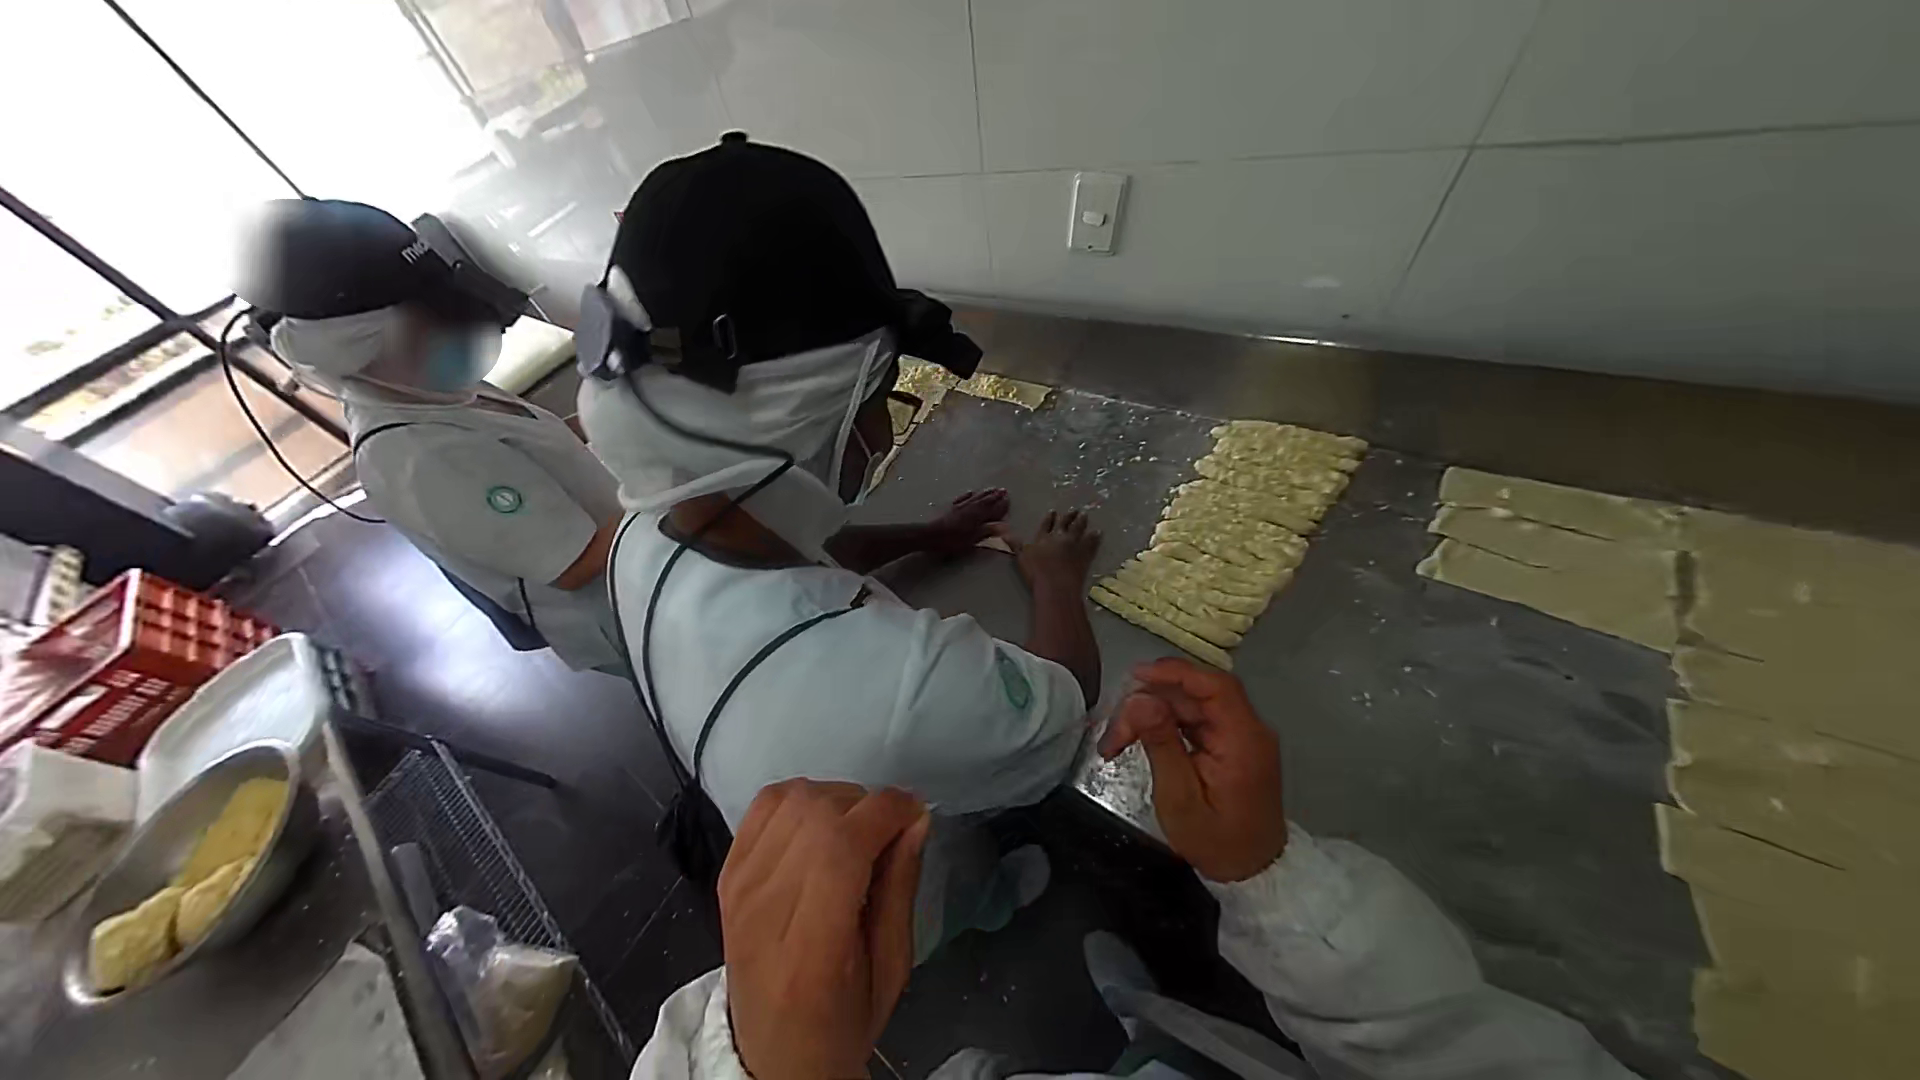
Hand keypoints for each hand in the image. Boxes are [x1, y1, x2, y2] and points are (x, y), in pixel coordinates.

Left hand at [720, 780, 930, 1079]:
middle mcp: (764, 909)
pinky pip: (767, 802)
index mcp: (810, 950)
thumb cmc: (841, 1021)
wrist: (771, 1054)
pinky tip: (820, 825)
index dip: (887, 811)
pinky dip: (802, 799)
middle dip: (868, 805)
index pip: (842, 847)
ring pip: (794, 798)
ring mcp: (739, 886)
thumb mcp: (891, 969)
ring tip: (855, 829)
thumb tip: (916, 817)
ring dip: (837, 799)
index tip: (915, 813)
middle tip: (888, 831)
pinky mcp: (728, 871)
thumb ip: (902, 886)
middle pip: (818, 814)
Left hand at [924, 489, 1010, 555]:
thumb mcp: (972, 539)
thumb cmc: (952, 540)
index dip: (1001, 505)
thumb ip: (987, 531)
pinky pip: (962, 498)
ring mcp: (960, 507)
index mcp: (977, 517)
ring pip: (975, 497)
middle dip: (995, 496)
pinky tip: (971, 491)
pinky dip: (968, 494)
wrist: (930, 534)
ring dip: (984, 493)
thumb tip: (1001, 526)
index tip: (1009, 499)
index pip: (992, 509)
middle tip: (1004, 490)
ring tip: (992, 488)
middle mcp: (970, 509)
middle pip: (985, 501)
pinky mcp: (950, 508)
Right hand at [1014, 510, 1101, 591]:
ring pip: (1079, 529)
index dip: (1050, 518)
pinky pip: (1092, 543)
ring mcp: (1074, 545)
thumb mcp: (1021, 557)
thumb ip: (1015, 544)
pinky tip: (1098, 532)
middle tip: (1075, 510)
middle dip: (1069, 516)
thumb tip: (1003, 532)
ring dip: (1082, 521)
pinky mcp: (1086, 554)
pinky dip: (1095, 537)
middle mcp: (1059, 537)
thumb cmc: (1036, 573)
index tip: (1053, 511)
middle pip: (1065, 524)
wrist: (1057, 585)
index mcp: (1043, 538)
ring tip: (1085, 515)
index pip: (1046, 525)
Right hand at [1098, 658, 1287, 882]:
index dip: (1175, 673)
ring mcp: (1239, 735)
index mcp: (1244, 740)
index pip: (1215, 686)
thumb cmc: (1217, 843)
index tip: (1136, 676)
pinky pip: (1193, 719)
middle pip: (1193, 695)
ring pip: (1188, 705)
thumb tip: (1140, 700)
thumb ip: (1162, 745)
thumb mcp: (1180, 799)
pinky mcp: (1228, 742)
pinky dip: (1163, 723)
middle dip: (1148, 703)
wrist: (1253, 873)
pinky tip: (1139, 737)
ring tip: (1118, 740)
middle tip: (1114, 733)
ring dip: (1150, 714)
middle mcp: (1247, 729)